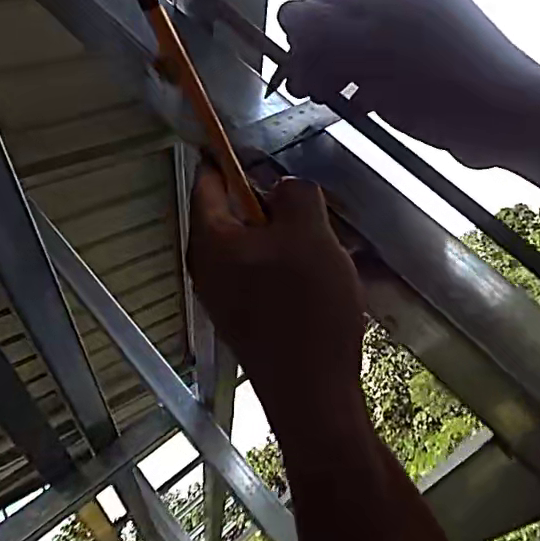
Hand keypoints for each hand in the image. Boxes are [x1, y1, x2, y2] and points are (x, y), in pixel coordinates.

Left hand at [187, 167, 365, 393]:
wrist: (313, 391)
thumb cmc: (307, 309)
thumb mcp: (310, 235)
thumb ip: (296, 194)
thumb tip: (286, 189)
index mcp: (211, 241)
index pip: (208, 179)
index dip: (234, 156)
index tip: (267, 148)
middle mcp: (210, 268)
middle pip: (238, 214)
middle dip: (279, 207)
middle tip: (317, 213)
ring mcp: (228, 297)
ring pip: (260, 246)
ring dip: (295, 240)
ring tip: (331, 251)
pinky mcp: (251, 319)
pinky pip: (269, 276)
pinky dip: (295, 268)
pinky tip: (328, 283)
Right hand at [278, 0, 539, 168]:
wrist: (509, 117)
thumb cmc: (439, 80)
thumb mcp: (372, 52)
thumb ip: (324, 31)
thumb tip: (287, 13)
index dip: (304, 21)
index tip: (290, 58)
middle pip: (347, 16)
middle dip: (318, 51)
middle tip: (301, 87)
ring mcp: (422, 31)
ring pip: (365, 45)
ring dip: (338, 71)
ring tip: (324, 100)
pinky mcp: (431, 65)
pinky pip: (387, 67)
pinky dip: (366, 85)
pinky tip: (356, 107)